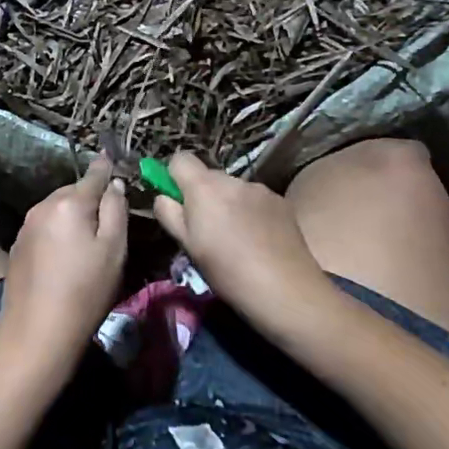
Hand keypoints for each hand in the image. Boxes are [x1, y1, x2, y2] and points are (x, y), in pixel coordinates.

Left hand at [0, 156, 128, 359]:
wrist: (36, 331)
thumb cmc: (85, 290)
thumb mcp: (114, 249)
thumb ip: (116, 210)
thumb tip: (114, 184)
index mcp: (69, 202)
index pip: (93, 174)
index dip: (106, 168)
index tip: (113, 160)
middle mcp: (43, 205)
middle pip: (73, 192)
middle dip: (90, 197)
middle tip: (109, 217)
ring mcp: (26, 225)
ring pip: (57, 209)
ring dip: (72, 215)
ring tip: (88, 239)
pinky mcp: (18, 246)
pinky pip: (45, 227)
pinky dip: (57, 231)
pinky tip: (65, 255)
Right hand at [152, 153, 328, 311]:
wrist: (285, 289)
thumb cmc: (227, 271)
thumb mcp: (187, 245)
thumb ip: (169, 214)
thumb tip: (163, 197)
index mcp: (204, 187)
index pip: (180, 159)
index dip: (174, 176)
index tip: (177, 201)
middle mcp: (232, 180)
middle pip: (208, 176)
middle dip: (203, 195)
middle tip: (207, 228)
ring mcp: (260, 189)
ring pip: (234, 189)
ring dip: (229, 203)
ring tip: (236, 237)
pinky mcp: (281, 201)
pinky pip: (255, 199)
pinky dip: (251, 212)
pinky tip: (259, 239)